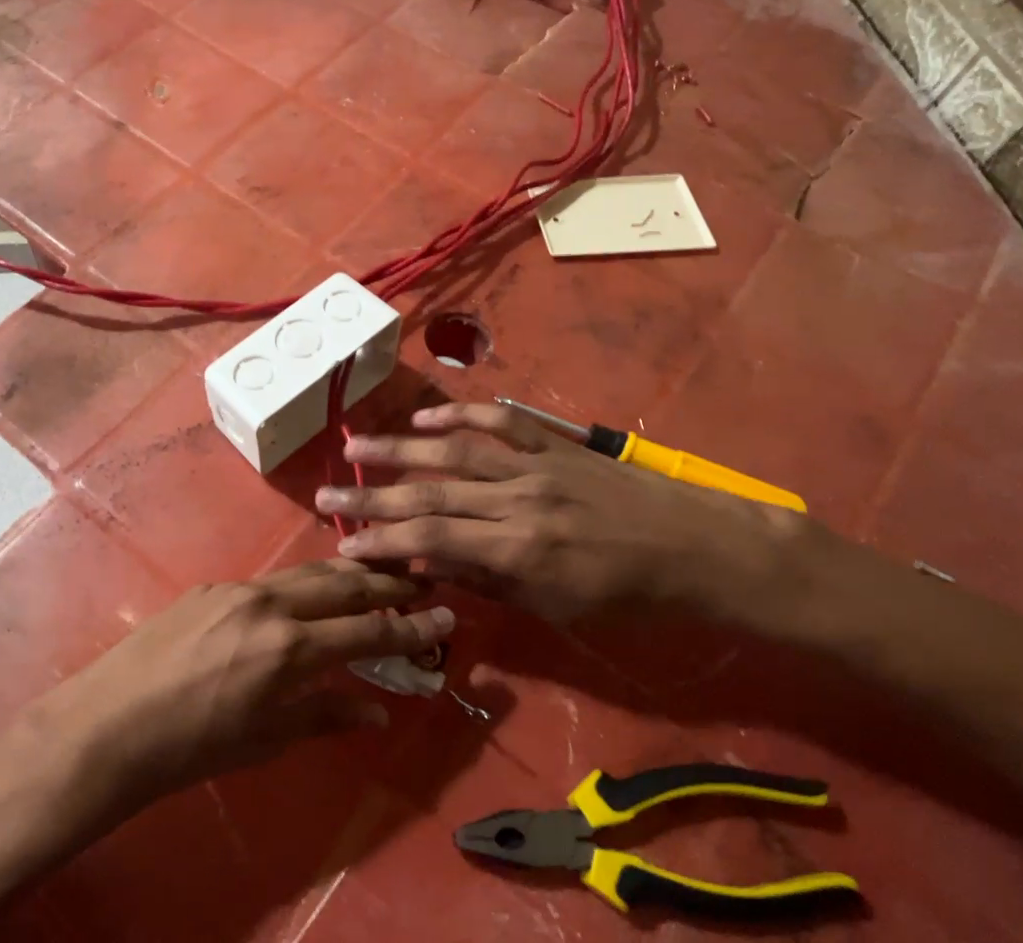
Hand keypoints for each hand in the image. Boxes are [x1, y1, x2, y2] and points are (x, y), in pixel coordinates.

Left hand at [25, 560, 453, 815]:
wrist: (110, 724)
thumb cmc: (193, 747)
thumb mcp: (267, 739)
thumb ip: (325, 715)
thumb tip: (378, 709)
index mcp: (290, 649)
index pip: (368, 631)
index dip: (411, 626)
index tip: (447, 615)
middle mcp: (270, 606)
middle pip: (342, 584)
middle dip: (385, 582)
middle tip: (419, 581)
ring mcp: (236, 591)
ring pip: (305, 574)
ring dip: (345, 575)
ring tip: (374, 576)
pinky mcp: (209, 588)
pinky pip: (269, 581)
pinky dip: (301, 584)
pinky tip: (306, 594)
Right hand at [316, 402, 805, 628]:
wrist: (699, 550)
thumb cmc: (627, 595)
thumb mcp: (555, 606)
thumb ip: (486, 580)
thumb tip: (426, 563)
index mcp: (519, 550)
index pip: (431, 539)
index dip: (380, 541)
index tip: (342, 544)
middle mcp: (519, 501)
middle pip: (429, 492)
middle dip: (370, 496)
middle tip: (323, 495)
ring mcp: (538, 465)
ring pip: (455, 450)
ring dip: (399, 447)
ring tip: (354, 446)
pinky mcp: (557, 444)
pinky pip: (501, 422)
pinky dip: (460, 416)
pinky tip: (426, 419)